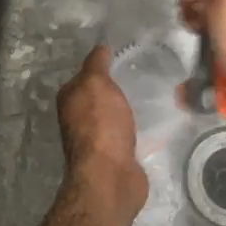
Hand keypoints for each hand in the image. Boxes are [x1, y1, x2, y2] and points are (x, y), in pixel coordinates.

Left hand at [57, 45, 147, 221]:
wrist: (110, 177)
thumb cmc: (100, 125)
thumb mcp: (96, 83)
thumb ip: (96, 64)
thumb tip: (100, 48)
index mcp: (70, 100)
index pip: (84, 75)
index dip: (101, 65)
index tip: (125, 55)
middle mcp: (78, 119)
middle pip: (99, 97)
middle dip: (116, 88)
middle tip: (144, 73)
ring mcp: (97, 140)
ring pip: (114, 116)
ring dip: (128, 109)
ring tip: (153, 95)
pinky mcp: (117, 157)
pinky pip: (128, 135)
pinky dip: (138, 128)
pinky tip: (155, 121)